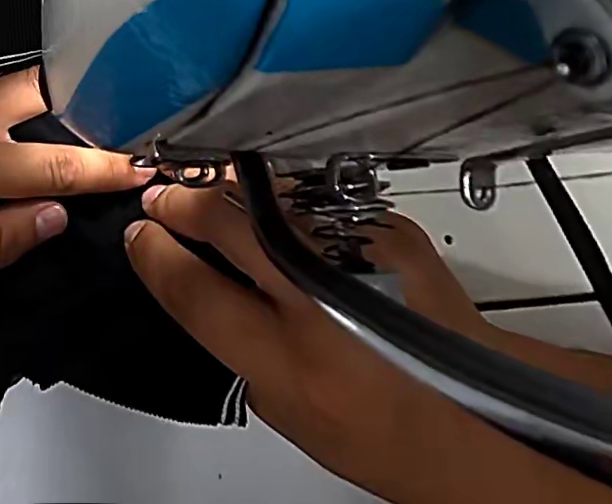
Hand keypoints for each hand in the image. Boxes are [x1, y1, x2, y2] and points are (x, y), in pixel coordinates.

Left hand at [0, 68, 150, 326]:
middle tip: (111, 125)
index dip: (110, 165)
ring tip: (67, 126)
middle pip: (40, 90)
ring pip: (6, 87)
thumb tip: (54, 216)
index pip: (61, 161)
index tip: (147, 162)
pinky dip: (2, 105)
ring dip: (44, 100)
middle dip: (83, 101)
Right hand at [124, 181, 611, 503]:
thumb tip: (186, 279)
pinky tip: (256, 193)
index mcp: (288, 358)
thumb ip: (229, 342)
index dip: (154, 253)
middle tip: (156, 196)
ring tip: (193, 185)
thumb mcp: (283, 408)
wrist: (476, 412)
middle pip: (223, 222)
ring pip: (262, 194)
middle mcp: (320, 294)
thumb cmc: (373, 427)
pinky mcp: (383, 222)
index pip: (194, 289)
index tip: (136, 233)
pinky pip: (307, 193)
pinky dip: (271, 191)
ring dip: (218, 185)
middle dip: (177, 202)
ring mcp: (355, 248)